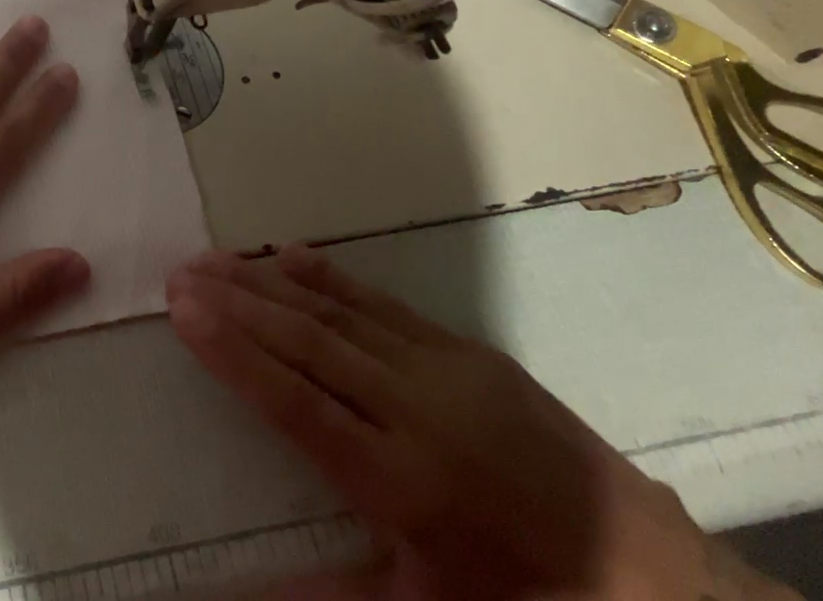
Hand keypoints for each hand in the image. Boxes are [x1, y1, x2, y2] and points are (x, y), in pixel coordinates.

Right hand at [166, 247, 784, 600]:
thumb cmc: (507, 591)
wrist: (643, 568)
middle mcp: (417, 413)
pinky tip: (292, 255)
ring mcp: (448, 373)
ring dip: (270, 283)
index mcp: (397, 481)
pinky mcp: (471, 353)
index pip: (295, 403)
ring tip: (215, 258)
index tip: (184, 310)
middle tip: (180, 273)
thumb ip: (311, 594)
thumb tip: (212, 594)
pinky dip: (332, 278)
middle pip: (308, 344)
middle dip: (237, 303)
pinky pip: (385, 305)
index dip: (235, 354)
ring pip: (340, 315)